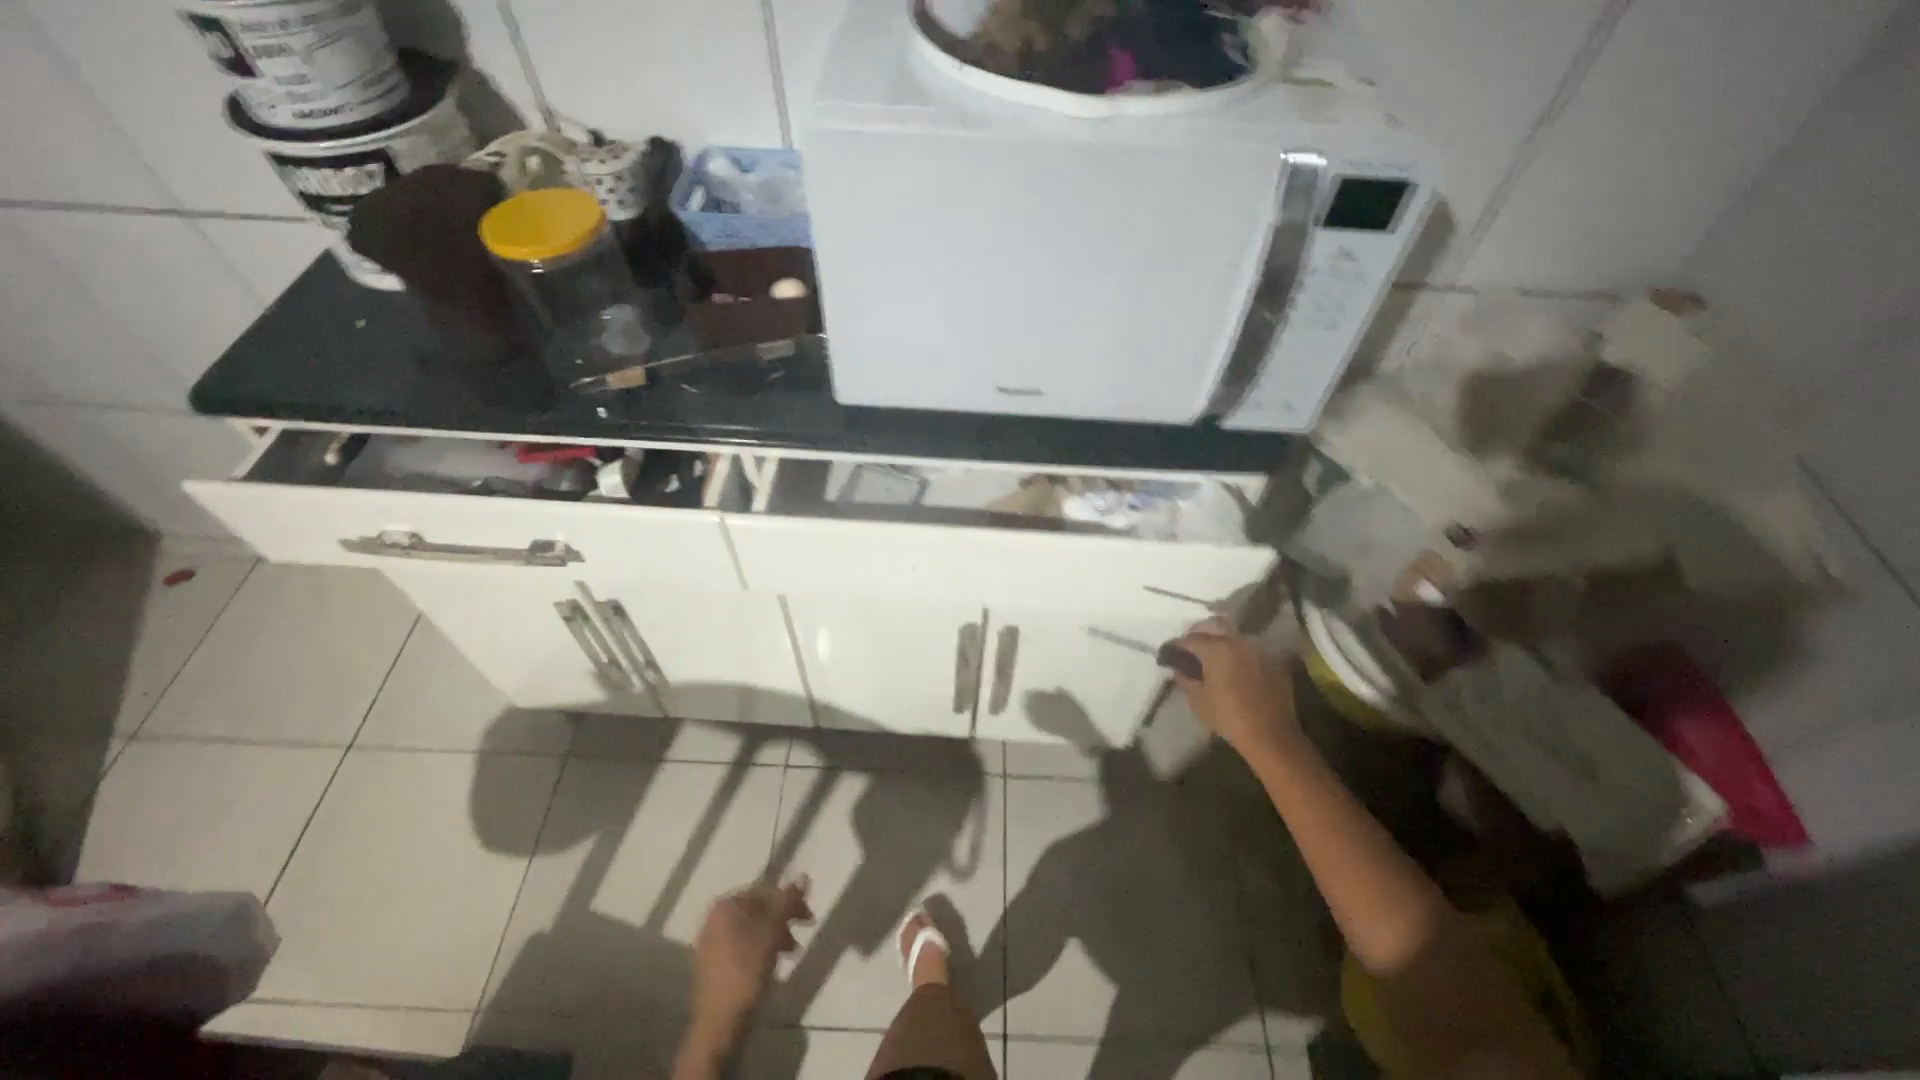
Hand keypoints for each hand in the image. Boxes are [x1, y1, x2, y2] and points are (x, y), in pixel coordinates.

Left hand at [689, 876, 813, 1031]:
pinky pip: (742, 944)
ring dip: (775, 934)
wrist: (721, 1019)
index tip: (809, 916)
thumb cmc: (748, 969)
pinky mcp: (712, 962)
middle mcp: (714, 917)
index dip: (790, 900)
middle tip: (804, 931)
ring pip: (752, 927)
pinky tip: (772, 963)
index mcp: (726, 905)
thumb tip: (803, 876)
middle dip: (783, 918)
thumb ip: (787, 902)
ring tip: (791, 952)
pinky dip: (761, 948)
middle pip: (758, 909)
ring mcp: (711, 940)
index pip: (765, 891)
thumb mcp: (772, 931)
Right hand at [1170, 619, 1302, 760]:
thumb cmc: (1228, 717)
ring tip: (1212, 655)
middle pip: (1215, 624)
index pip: (1190, 639)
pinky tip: (1234, 668)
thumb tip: (1177, 668)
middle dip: (1199, 631)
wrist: (1270, 734)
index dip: (1176, 645)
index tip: (1168, 652)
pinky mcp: (1273, 662)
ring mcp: (1259, 650)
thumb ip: (1184, 679)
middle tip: (1190, 645)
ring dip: (1221, 640)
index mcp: (1217, 650)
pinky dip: (1238, 653)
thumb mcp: (1198, 701)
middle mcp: (1238, 642)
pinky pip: (1251, 650)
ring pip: (1235, 635)